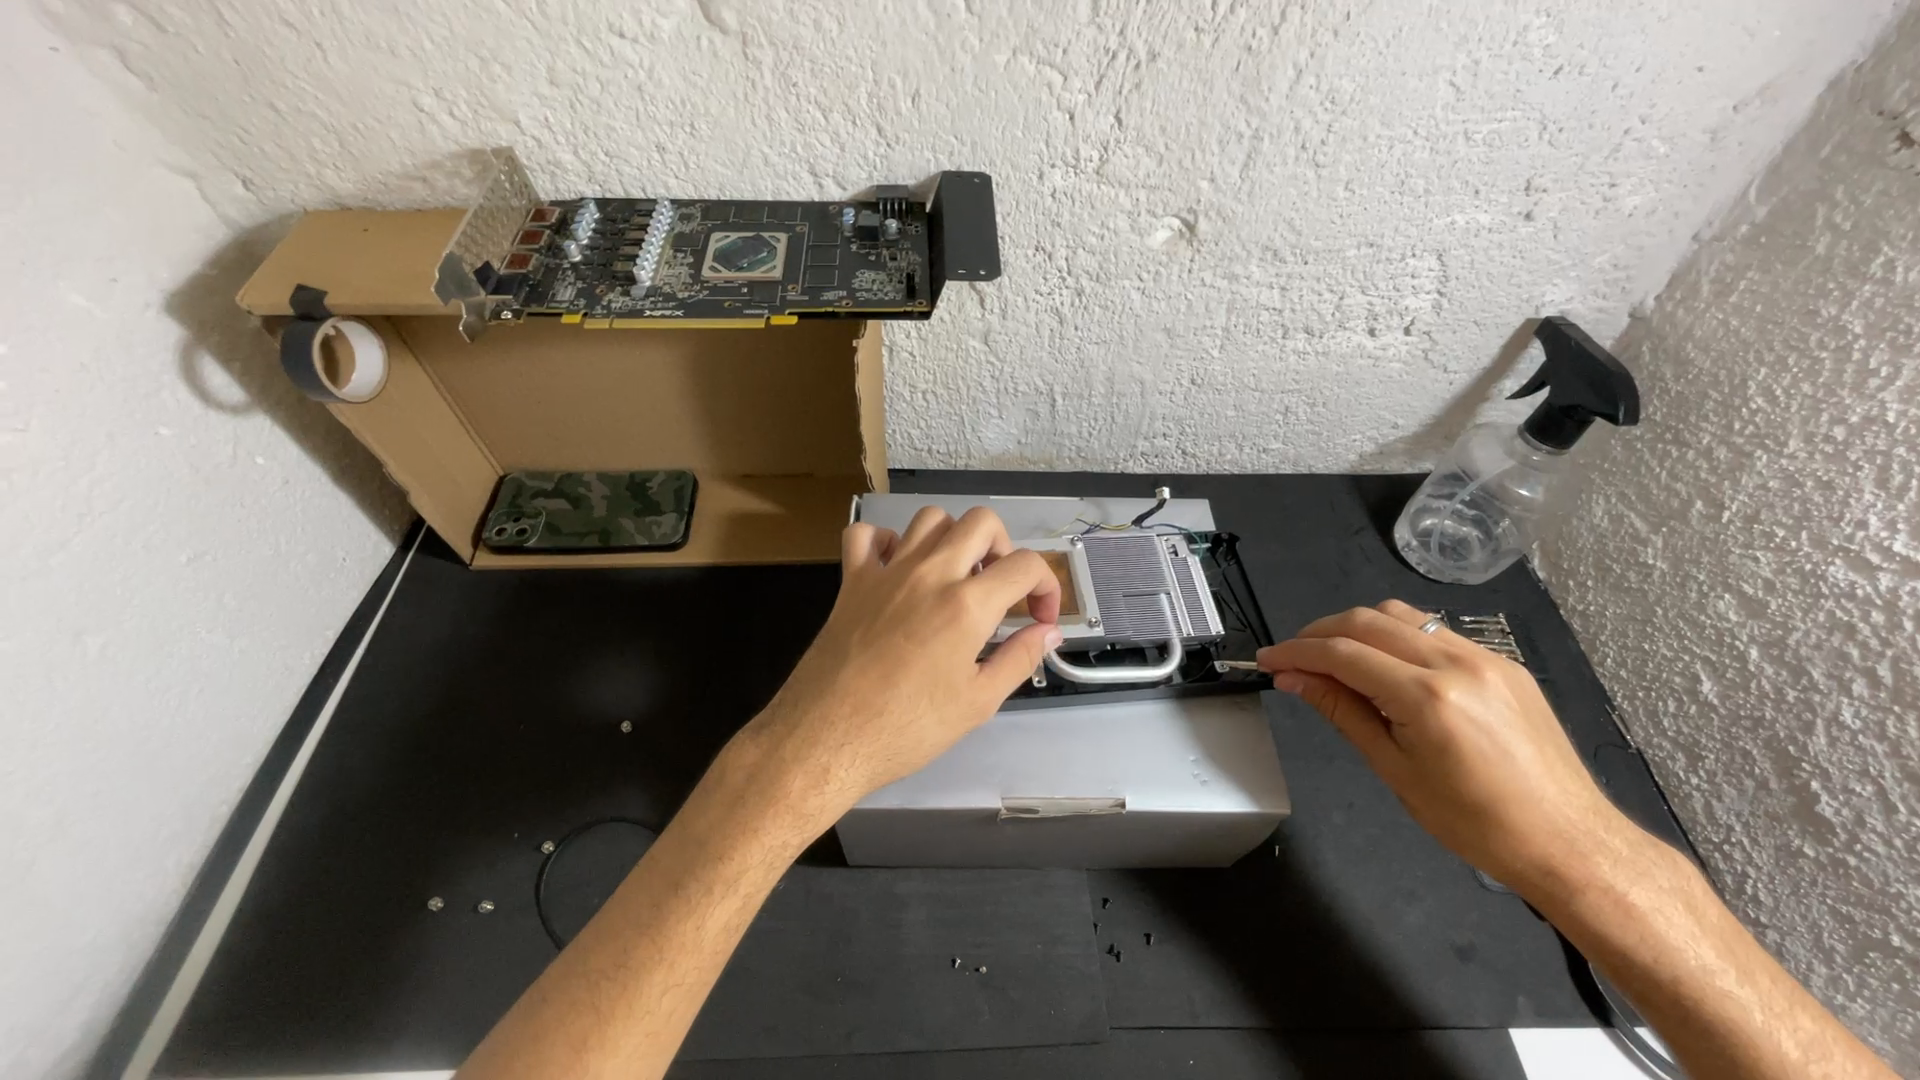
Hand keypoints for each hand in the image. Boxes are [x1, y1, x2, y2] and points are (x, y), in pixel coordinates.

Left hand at [749, 506, 1062, 814]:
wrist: (826, 738)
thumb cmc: (907, 728)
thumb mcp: (977, 703)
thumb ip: (1019, 659)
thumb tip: (1048, 632)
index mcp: (967, 604)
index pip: (1025, 566)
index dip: (1046, 588)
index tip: (1040, 619)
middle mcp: (929, 573)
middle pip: (982, 522)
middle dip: (1004, 549)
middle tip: (1000, 590)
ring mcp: (886, 571)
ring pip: (929, 519)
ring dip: (952, 538)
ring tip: (955, 577)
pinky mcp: (851, 580)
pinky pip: (868, 535)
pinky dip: (888, 542)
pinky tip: (898, 571)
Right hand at [1257, 600, 1635, 893]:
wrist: (1566, 841)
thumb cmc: (1473, 821)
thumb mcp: (1395, 769)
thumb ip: (1342, 711)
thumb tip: (1294, 679)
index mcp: (1427, 696)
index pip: (1342, 653)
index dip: (1296, 652)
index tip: (1267, 660)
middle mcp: (1457, 662)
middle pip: (1368, 620)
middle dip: (1320, 632)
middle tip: (1293, 657)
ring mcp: (1487, 657)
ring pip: (1402, 616)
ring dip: (1358, 627)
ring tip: (1334, 658)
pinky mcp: (1505, 663)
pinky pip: (1437, 632)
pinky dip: (1398, 638)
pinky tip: (1386, 667)